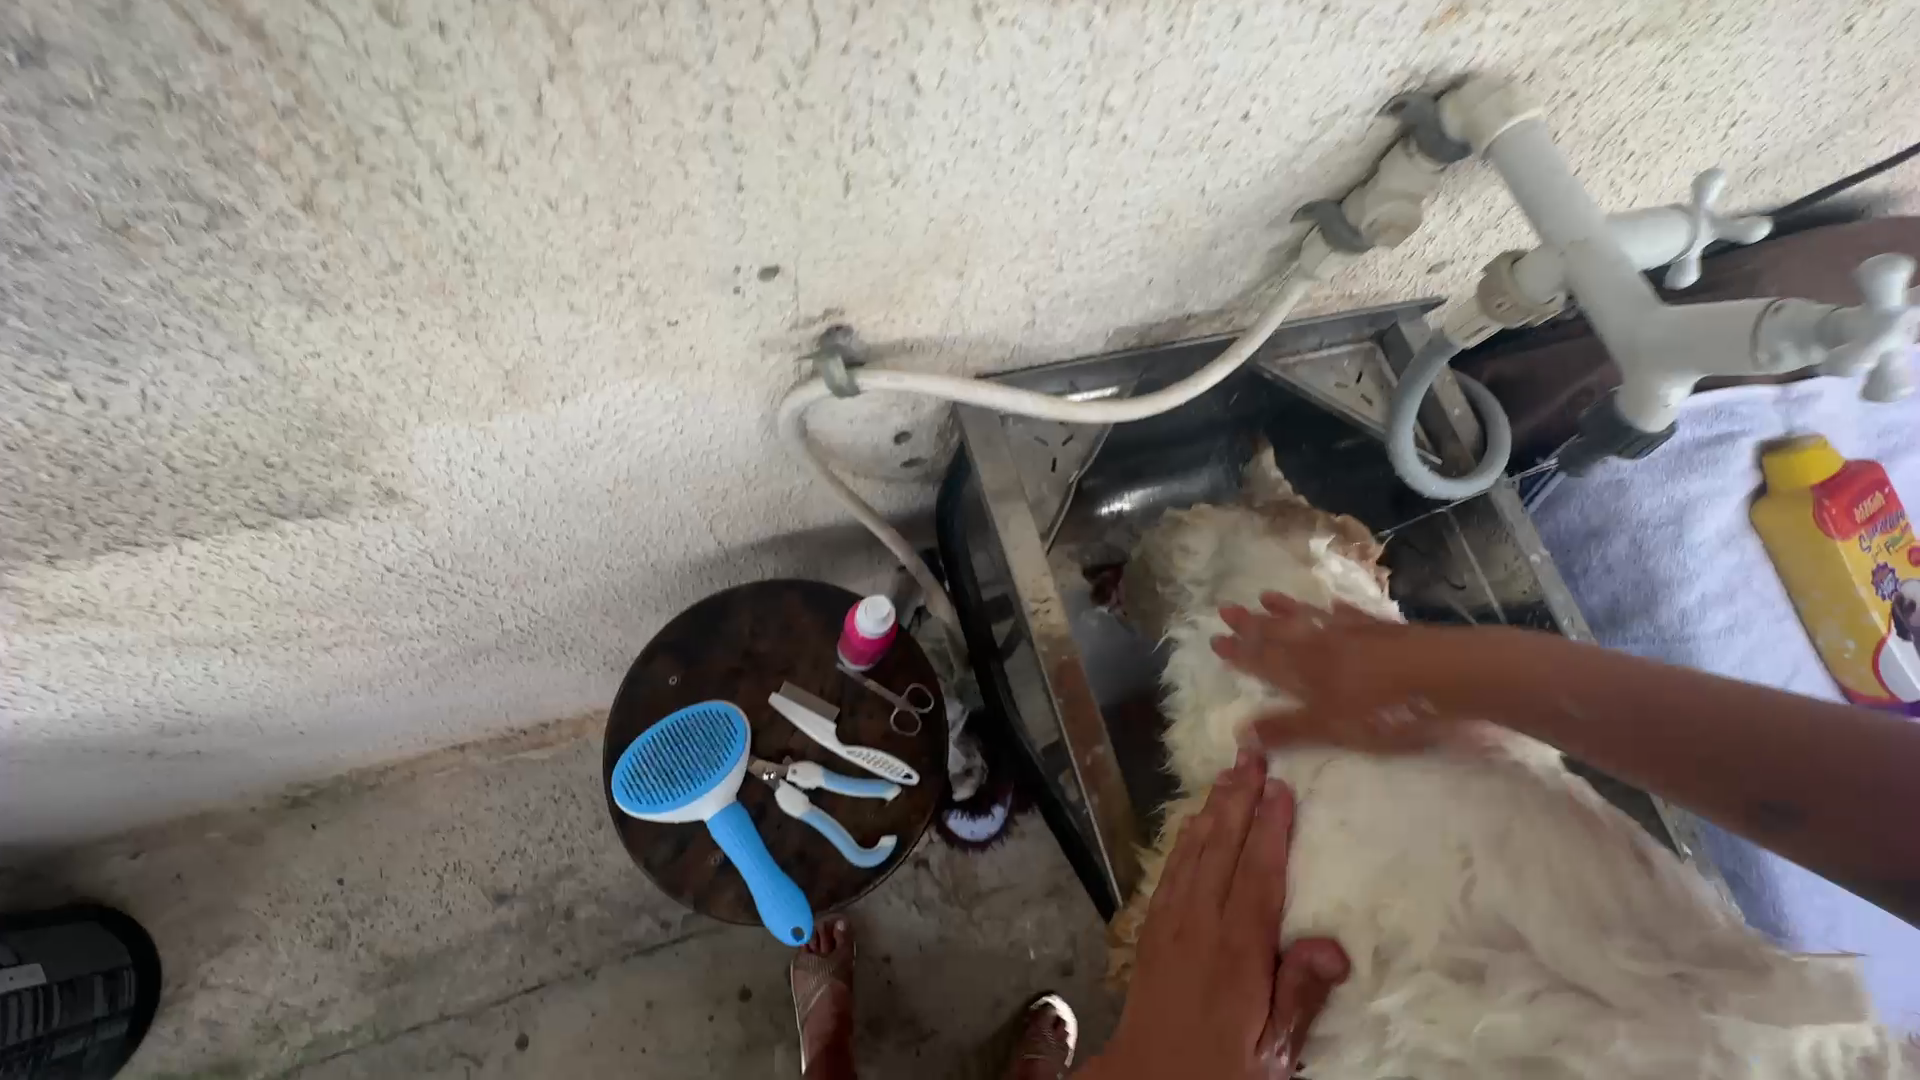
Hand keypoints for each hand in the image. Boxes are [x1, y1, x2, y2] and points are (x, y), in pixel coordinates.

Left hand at [1078, 751, 1347, 1079]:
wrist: (1147, 1079)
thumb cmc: (1221, 1069)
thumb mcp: (1273, 1051)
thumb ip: (1299, 995)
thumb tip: (1332, 945)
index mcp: (1237, 951)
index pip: (1258, 874)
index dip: (1270, 827)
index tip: (1280, 786)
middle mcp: (1199, 922)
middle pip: (1221, 846)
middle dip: (1237, 798)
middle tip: (1250, 754)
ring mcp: (1170, 919)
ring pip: (1194, 849)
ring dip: (1212, 807)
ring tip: (1227, 773)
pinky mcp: (1152, 925)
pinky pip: (1172, 867)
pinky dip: (1186, 837)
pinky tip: (1194, 821)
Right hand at [1210, 591, 1474, 753]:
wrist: (1447, 675)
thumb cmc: (1386, 709)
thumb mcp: (1332, 728)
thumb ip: (1288, 729)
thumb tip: (1239, 733)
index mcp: (1305, 673)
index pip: (1262, 660)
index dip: (1239, 652)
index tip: (1215, 639)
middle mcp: (1322, 647)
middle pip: (1279, 634)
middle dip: (1252, 625)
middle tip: (1226, 609)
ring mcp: (1354, 634)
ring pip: (1311, 619)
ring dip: (1286, 610)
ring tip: (1264, 596)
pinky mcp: (1384, 630)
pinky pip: (1352, 615)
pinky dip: (1338, 609)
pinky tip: (1332, 602)